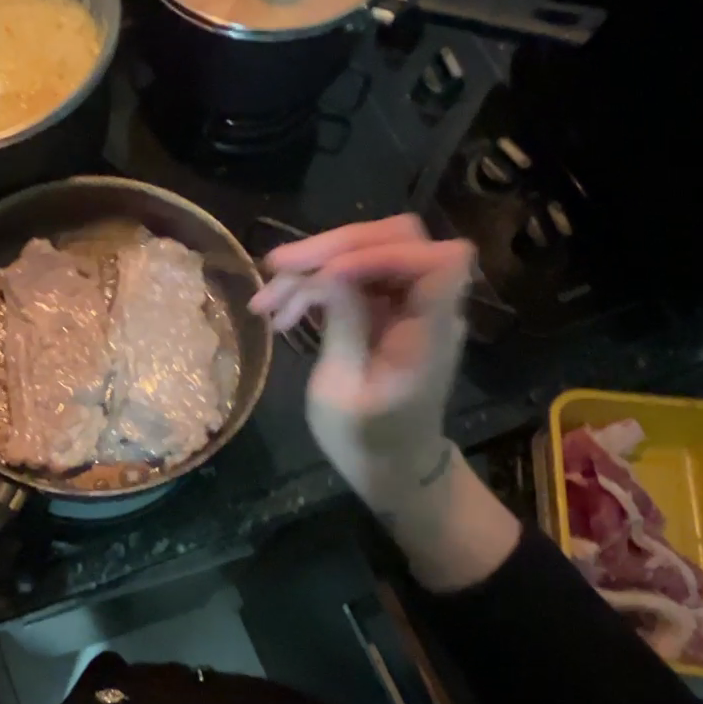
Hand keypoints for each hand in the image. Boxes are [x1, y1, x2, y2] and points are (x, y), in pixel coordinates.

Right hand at [249, 215, 475, 511]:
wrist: (389, 464)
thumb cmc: (365, 441)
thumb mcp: (342, 392)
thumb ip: (344, 325)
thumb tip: (329, 273)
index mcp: (430, 333)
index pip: (435, 262)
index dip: (383, 253)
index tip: (326, 274)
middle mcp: (430, 307)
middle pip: (400, 239)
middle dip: (334, 246)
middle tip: (276, 267)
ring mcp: (410, 305)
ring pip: (371, 253)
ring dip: (317, 265)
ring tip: (266, 300)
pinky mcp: (389, 310)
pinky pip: (358, 276)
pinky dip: (319, 283)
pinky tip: (284, 309)